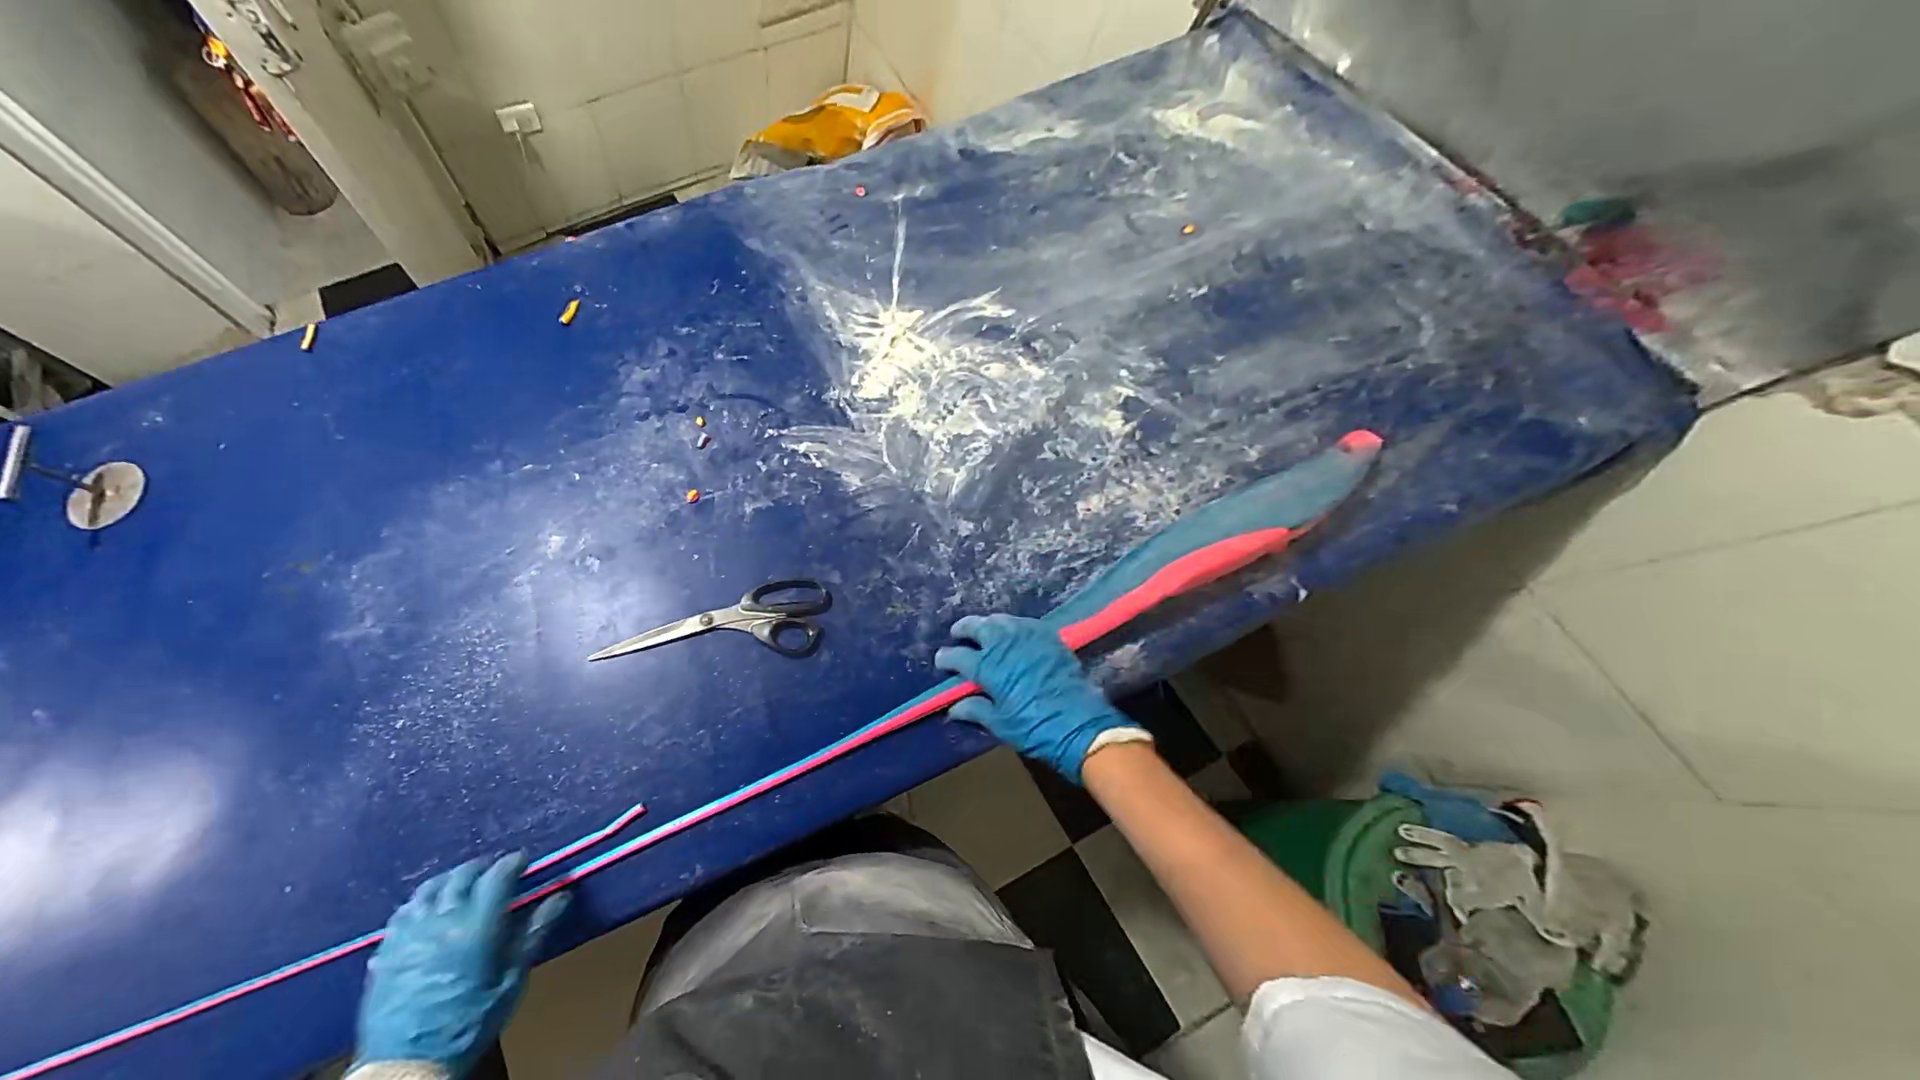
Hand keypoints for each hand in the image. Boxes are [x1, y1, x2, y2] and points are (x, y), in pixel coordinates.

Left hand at [355, 853, 567, 1076]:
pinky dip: (421, 901)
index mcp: (476, 926)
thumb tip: (562, 894)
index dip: (514, 862)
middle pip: (462, 875)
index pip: (498, 875)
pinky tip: (428, 908)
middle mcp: (441, 920)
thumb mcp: (512, 979)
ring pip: (429, 888)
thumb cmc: (470, 1021)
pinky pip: (403, 912)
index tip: (525, 861)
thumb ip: (535, 932)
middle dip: (483, 866)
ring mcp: (409, 934)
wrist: (408, 1064)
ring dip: (450, 879)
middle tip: (497, 870)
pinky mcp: (386, 951)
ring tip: (464, 883)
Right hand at [934, 614, 1146, 783]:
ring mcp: (1029, 636)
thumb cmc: (1035, 728)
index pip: (958, 655)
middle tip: (958, 634)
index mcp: (989, 667)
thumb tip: (955, 707)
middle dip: (964, 629)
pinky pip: (1024, 623)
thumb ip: (976, 710)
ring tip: (983, 632)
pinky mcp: (1049, 637)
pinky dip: (1012, 626)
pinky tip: (1012, 634)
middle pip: (978, 626)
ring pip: (1001, 620)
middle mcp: (1005, 644)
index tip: (942, 660)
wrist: (1081, 725)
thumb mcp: (1001, 724)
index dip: (947, 658)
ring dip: (988, 624)